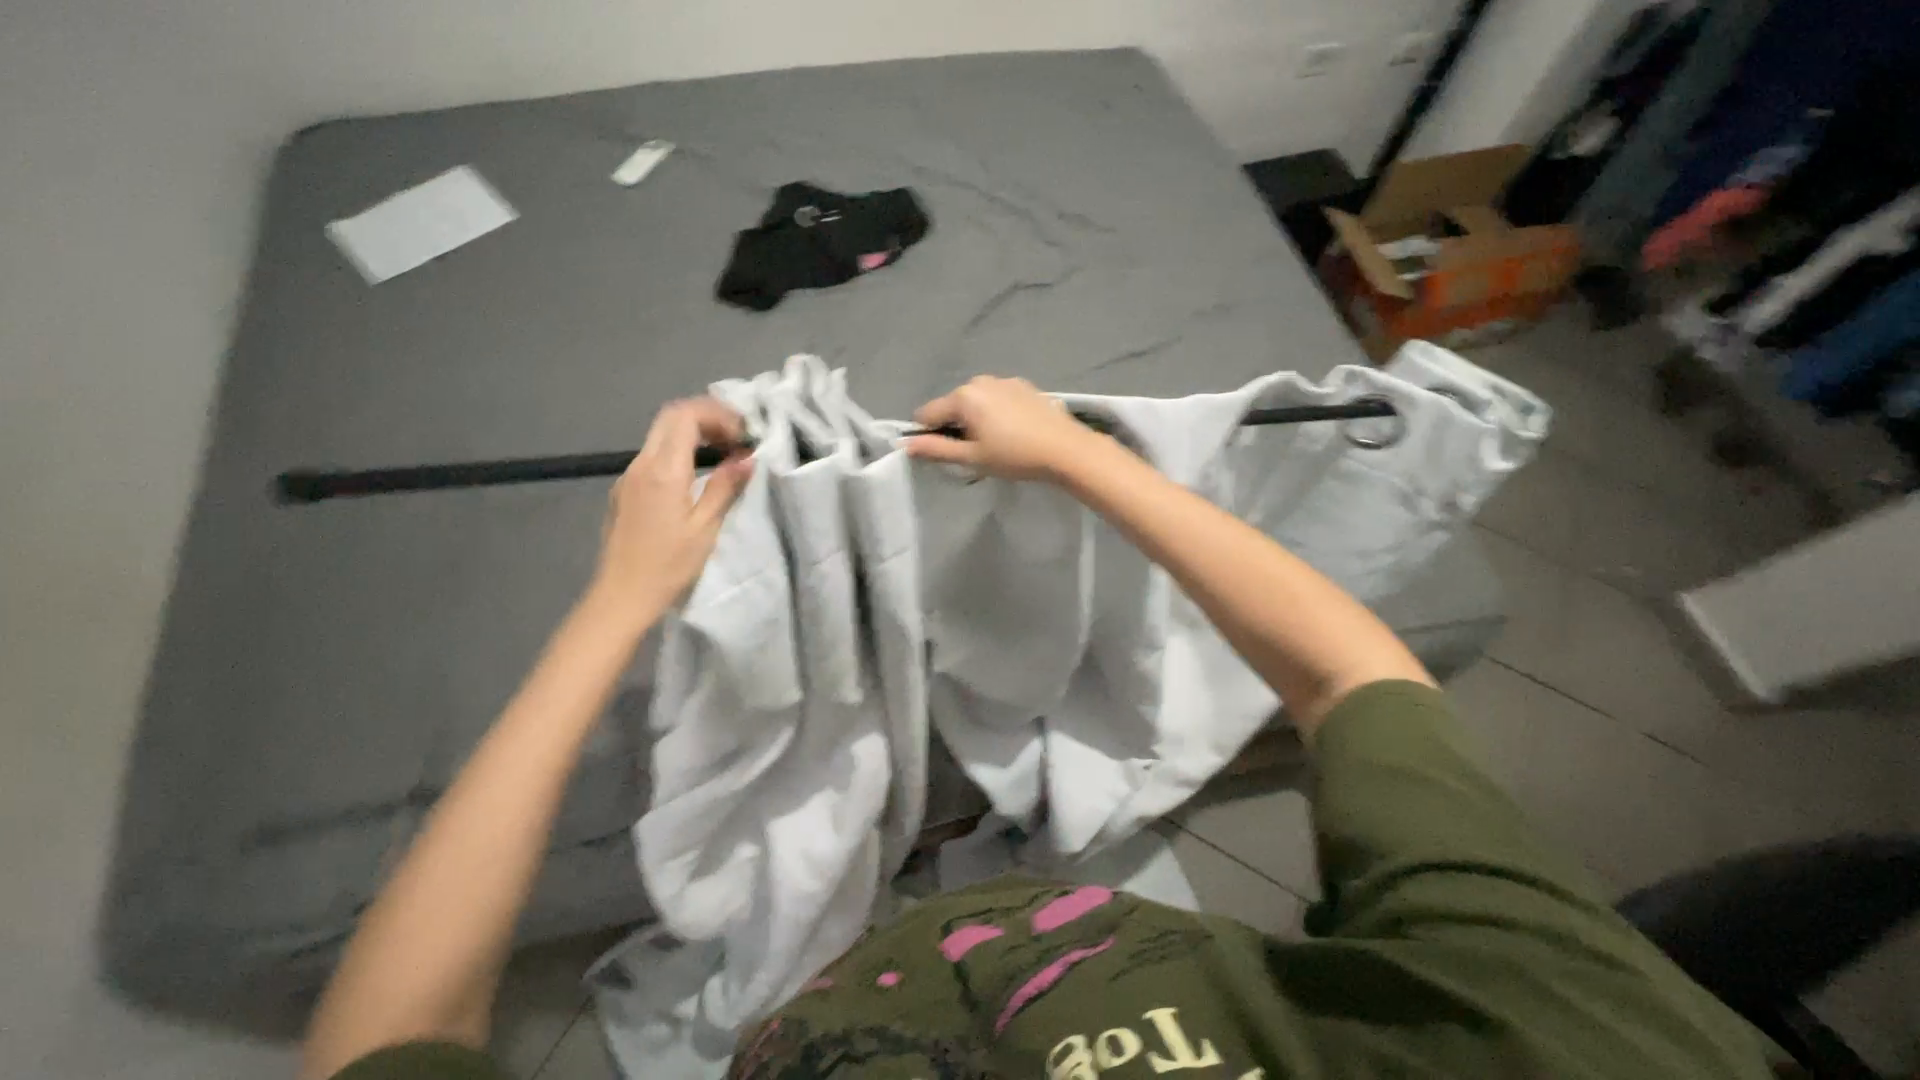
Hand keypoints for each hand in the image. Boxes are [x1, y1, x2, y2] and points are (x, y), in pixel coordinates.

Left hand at [591, 398, 753, 615]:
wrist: (622, 596)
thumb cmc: (668, 566)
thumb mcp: (705, 528)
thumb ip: (725, 487)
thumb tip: (746, 458)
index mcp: (663, 470)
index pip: (687, 415)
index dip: (718, 414)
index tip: (743, 435)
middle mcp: (641, 464)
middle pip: (671, 417)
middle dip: (706, 418)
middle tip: (736, 438)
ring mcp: (628, 476)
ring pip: (661, 435)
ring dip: (693, 434)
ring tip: (723, 455)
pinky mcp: (624, 491)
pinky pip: (653, 456)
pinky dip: (679, 452)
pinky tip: (696, 476)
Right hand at [904, 376, 1097, 480]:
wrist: (1066, 449)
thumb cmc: (1014, 456)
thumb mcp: (972, 458)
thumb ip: (936, 449)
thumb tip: (906, 444)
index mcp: (963, 396)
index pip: (927, 414)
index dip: (928, 435)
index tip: (947, 454)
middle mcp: (980, 380)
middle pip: (952, 405)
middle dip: (955, 426)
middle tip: (976, 451)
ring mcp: (1004, 380)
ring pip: (975, 401)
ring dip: (976, 419)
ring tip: (998, 442)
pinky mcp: (1024, 386)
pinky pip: (997, 398)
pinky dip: (996, 412)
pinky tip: (1014, 431)